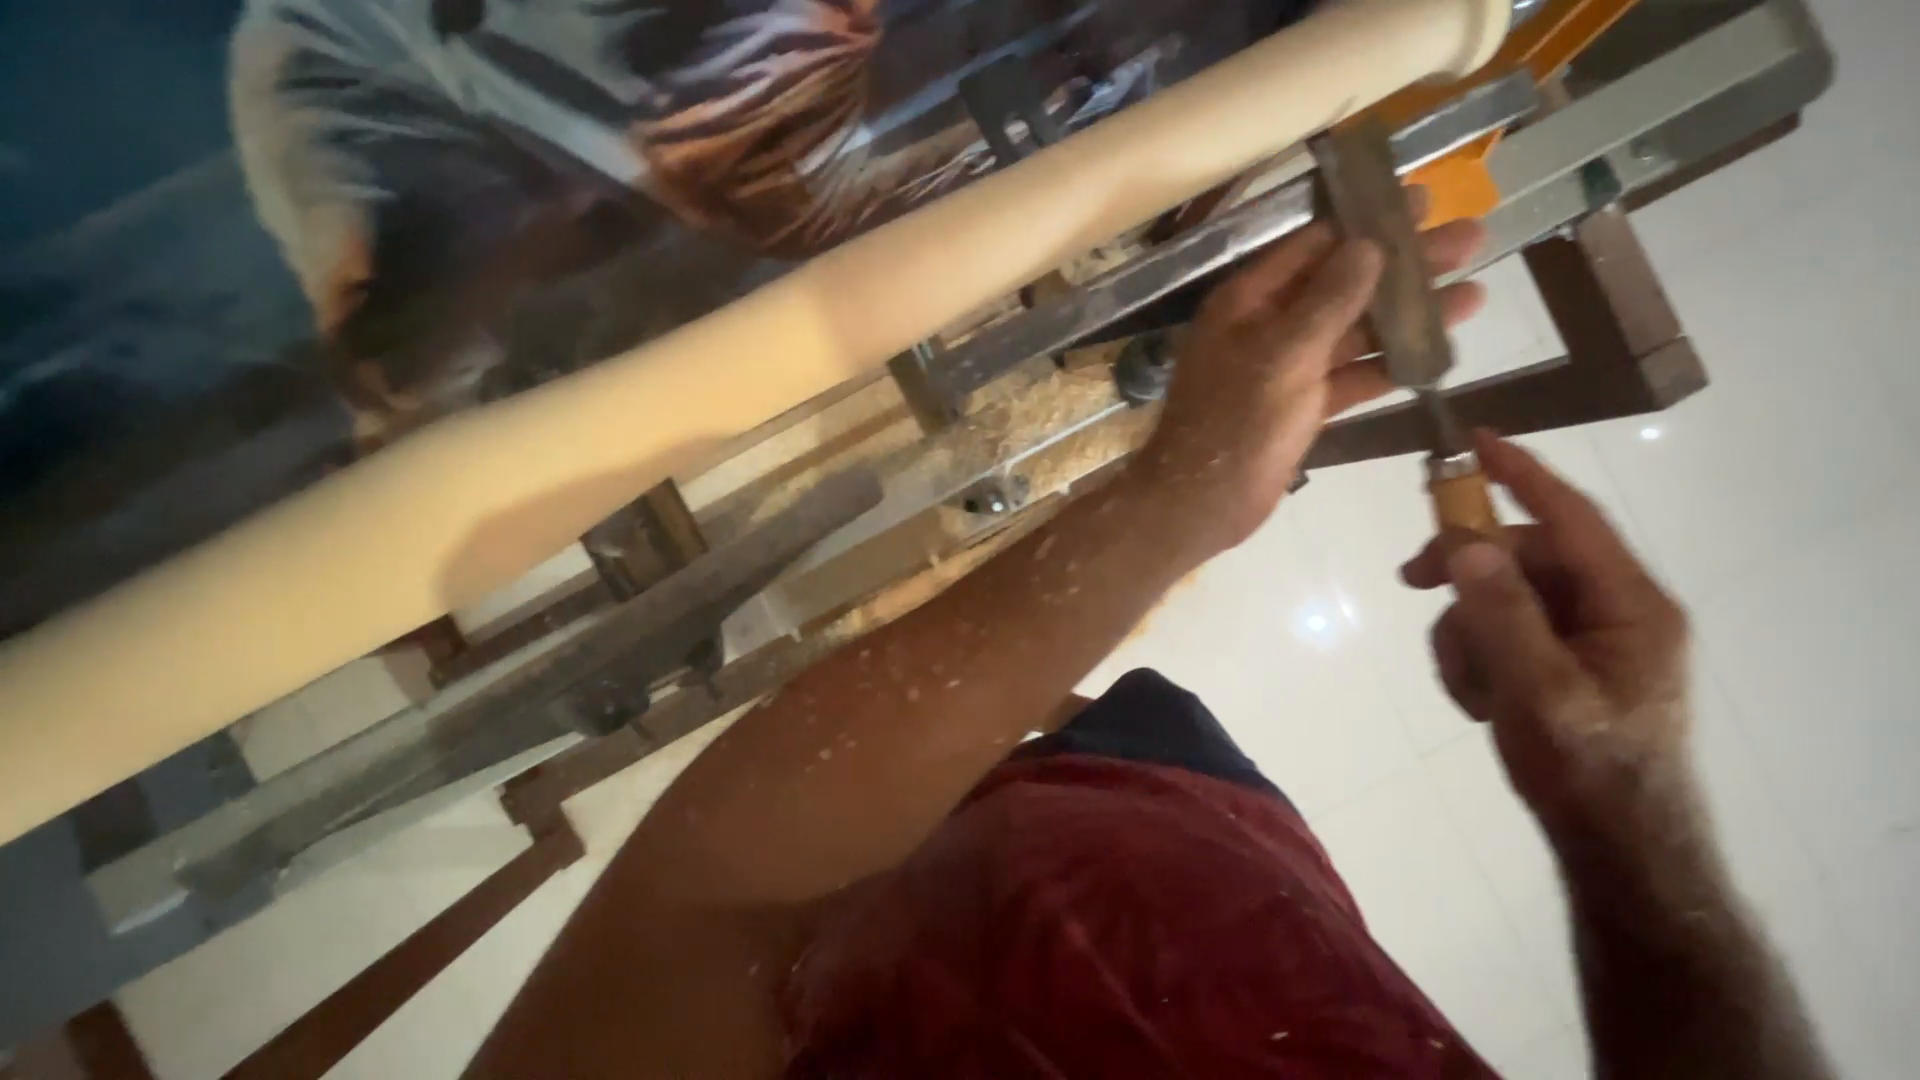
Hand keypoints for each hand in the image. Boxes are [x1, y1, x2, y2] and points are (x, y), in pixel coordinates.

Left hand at [1135, 206, 1486, 554]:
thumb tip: (1368, 244)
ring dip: (1407, 314)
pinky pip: (1351, 375)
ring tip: (1475, 290)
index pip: (1312, 246)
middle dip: (1403, 265)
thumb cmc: (1234, 425)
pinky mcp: (1301, 405)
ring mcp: (1284, 367)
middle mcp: (1265, 326)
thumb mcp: (1282, 355)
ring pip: (1353, 331)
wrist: (1203, 503)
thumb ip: (1328, 300)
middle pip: (1342, 284)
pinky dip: (1390, 364)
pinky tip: (1440, 350)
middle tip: (1469, 237)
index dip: (1366, 223)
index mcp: (1247, 302)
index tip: (1423, 202)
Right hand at [1401, 433, 1692, 822]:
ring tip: (1467, 687)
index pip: (1571, 517)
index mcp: (1628, 604)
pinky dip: (1472, 658)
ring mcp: (1581, 637)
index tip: (1472, 442)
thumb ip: (1503, 613)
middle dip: (1463, 570)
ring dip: (1463, 632)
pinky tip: (1477, 699)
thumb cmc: (1587, 768)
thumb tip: (1466, 544)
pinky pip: (1496, 632)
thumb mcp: (1540, 691)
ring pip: (1497, 597)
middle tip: (1408, 580)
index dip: (1521, 474)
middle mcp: (1609, 609)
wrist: (1613, 843)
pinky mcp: (1555, 662)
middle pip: (1520, 557)